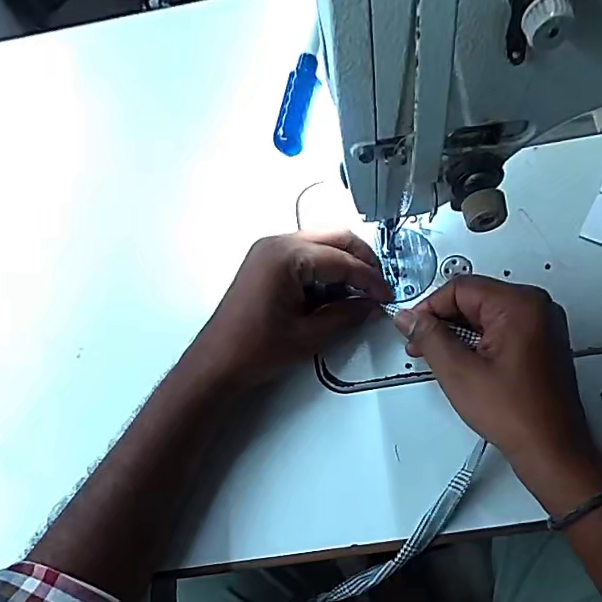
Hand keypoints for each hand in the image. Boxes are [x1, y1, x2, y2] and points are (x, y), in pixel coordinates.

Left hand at [185, 231, 391, 389]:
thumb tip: (371, 306)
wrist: (216, 363)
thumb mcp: (309, 336)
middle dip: (360, 261)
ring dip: (342, 264)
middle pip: (333, 238)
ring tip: (358, 294)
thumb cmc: (253, 350)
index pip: (341, 259)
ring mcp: (266, 251)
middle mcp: (275, 244)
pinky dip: (322, 269)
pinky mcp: (262, 263)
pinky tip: (332, 294)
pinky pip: (302, 255)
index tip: (385, 295)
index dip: (369, 279)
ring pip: (319, 244)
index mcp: (286, 256)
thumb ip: (346, 316)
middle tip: (377, 288)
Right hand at [393, 276, 601, 497]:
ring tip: (443, 359)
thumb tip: (410, 318)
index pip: (460, 287)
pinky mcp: (541, 342)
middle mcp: (537, 308)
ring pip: (485, 313)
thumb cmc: (520, 415)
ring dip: (458, 332)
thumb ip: (428, 337)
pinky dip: (477, 341)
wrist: (550, 447)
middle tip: (423, 343)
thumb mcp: (457, 371)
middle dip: (443, 320)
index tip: (414, 326)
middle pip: (473, 297)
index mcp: (520, 306)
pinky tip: (464, 365)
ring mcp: (543, 325)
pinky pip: (500, 328)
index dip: (429, 307)